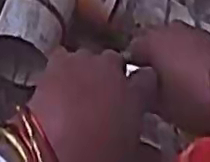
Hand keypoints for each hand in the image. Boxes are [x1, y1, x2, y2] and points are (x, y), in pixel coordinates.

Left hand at [26, 48, 158, 161]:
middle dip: (115, 75)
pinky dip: (67, 68)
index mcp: (133, 94)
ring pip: (91, 58)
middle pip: (117, 62)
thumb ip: (147, 151)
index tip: (143, 97)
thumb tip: (158, 152)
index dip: (146, 86)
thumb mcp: (129, 158)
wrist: (51, 149)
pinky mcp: (58, 60)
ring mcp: (83, 60)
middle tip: (110, 98)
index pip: (148, 78)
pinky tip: (63, 85)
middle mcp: (110, 69)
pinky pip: (66, 58)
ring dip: (91, 70)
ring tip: (85, 92)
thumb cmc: (97, 157)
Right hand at [129, 24, 209, 136]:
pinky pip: (192, 44)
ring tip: (175, 76)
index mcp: (150, 40)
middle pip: (152, 40)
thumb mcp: (162, 106)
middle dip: (151, 56)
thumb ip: (144, 92)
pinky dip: (190, 55)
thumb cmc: (193, 100)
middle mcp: (168, 27)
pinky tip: (195, 73)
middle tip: (153, 79)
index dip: (131, 67)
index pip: (131, 50)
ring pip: (173, 40)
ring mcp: (192, 29)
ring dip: (171, 54)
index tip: (134, 83)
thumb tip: (138, 86)